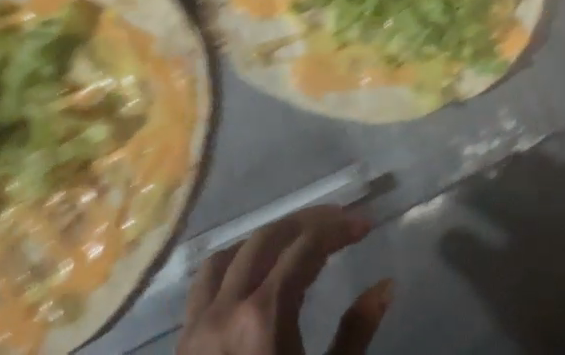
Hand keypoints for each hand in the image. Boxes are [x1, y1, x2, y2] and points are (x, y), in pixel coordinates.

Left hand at [179, 205, 392, 354]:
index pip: (305, 246)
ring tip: (294, 242)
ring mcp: (195, 329)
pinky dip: (231, 267)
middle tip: (339, 222)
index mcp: (265, 316)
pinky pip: (202, 287)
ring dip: (263, 240)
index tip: (366, 225)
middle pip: (265, 239)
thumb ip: (356, 332)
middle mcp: (225, 310)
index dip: (338, 228)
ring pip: (224, 258)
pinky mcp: (180, 349)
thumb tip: (384, 286)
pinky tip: (252, 279)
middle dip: (305, 222)